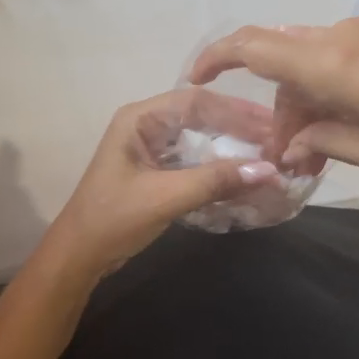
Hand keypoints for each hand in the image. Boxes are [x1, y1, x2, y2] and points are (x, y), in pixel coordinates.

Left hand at [41, 89, 280, 277]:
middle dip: (239, 127)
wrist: (79, 256)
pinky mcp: (156, 172)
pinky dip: (219, 166)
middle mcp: (145, 125)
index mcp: (139, 119)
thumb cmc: (114, 219)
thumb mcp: (165, 197)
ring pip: (200, 138)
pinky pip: (194, 159)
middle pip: (201, 115)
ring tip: (269, 154)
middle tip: (279, 138)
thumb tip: (268, 169)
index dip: (237, 111)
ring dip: (231, 146)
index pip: (196, 101)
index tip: (272, 124)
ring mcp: (151, 149)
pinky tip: (244, 175)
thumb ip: (215, 180)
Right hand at [189, 12, 358, 176]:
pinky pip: (344, 53)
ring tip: (325, 149)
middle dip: (277, 109)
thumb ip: (323, 141)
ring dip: (308, 100)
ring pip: (315, 59)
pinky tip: (356, 120)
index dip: (215, 58)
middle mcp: (343, 33)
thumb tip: (291, 144)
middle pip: (284, 62)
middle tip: (291, 161)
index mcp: (332, 62)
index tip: (195, 81)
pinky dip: (334, 85)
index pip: (252, 46)